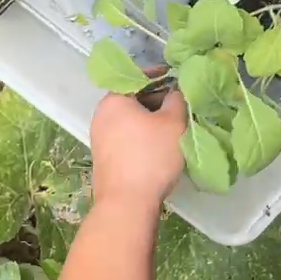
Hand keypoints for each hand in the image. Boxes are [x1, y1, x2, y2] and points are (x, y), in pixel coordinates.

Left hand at [89, 86, 187, 207]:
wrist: (126, 203)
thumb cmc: (150, 156)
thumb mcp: (173, 123)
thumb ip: (177, 100)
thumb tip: (175, 92)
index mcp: (114, 100)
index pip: (137, 77)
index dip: (160, 76)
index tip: (178, 80)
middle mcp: (101, 114)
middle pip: (132, 98)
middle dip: (157, 100)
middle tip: (180, 105)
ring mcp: (99, 137)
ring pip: (130, 119)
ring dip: (150, 120)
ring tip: (174, 126)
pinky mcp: (104, 157)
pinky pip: (126, 136)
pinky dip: (142, 135)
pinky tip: (159, 145)